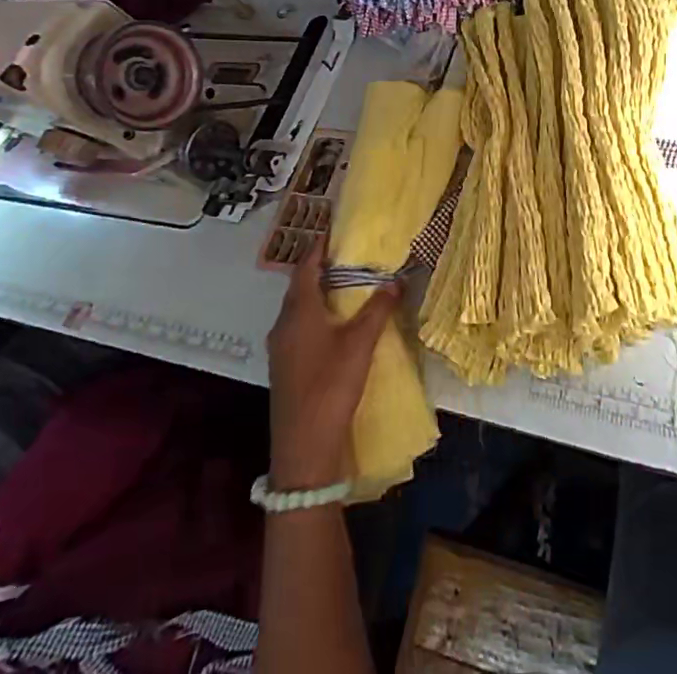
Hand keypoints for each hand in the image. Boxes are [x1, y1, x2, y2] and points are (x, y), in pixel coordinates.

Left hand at [266, 244, 395, 491]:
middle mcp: (283, 325)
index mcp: (298, 312)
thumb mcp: (360, 345)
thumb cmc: (331, 386)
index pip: (305, 268)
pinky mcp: (286, 366)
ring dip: (320, 293)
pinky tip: (338, 324)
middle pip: (300, 287)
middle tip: (349, 255)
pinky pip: (300, 327)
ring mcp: (281, 348)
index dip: (318, 247)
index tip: (334, 230)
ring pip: (299, 309)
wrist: (304, 446)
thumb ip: (378, 310)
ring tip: (348, 284)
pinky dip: (318, 315)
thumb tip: (395, 280)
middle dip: (321, 269)